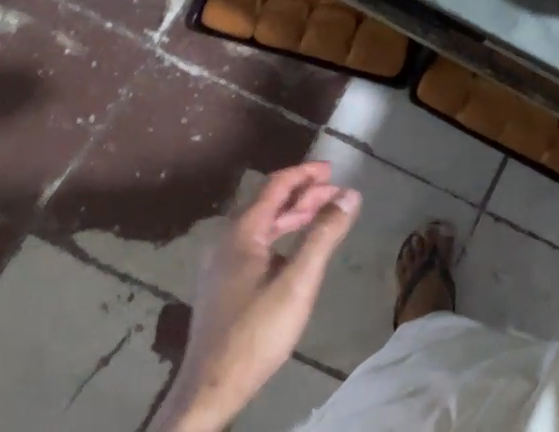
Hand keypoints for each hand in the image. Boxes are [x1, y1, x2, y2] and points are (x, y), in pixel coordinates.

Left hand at [155, 162, 360, 431]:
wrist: (209, 389)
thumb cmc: (256, 332)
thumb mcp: (299, 281)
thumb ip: (324, 235)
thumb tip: (349, 194)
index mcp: (241, 234)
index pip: (275, 187)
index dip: (304, 174)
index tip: (332, 169)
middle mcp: (226, 243)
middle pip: (267, 205)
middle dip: (303, 195)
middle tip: (336, 193)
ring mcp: (221, 266)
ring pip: (261, 227)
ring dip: (292, 216)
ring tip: (323, 215)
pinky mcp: (223, 287)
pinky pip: (255, 246)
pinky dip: (281, 236)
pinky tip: (295, 252)